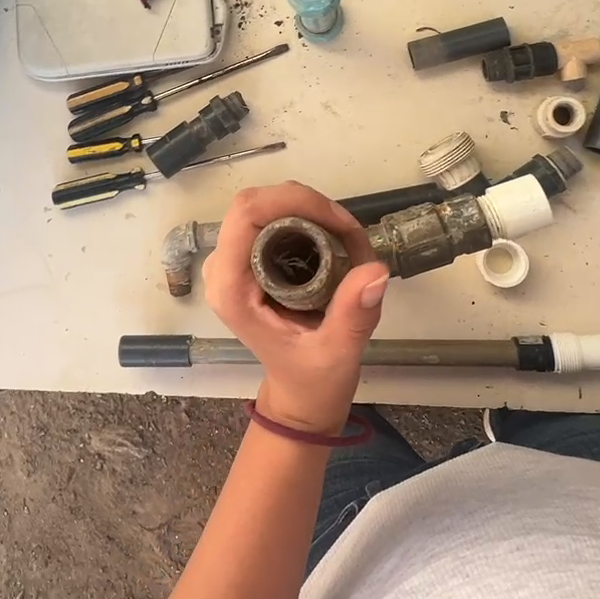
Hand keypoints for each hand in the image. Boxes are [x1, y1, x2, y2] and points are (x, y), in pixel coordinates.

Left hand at [203, 182, 388, 434]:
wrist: (300, 396)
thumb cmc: (313, 380)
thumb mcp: (338, 353)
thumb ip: (352, 314)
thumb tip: (376, 270)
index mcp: (231, 289)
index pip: (246, 215)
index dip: (293, 202)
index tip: (339, 222)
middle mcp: (223, 268)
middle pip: (256, 203)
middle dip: (308, 206)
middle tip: (351, 235)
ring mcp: (233, 261)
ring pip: (267, 206)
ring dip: (311, 212)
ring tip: (349, 242)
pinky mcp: (247, 258)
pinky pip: (273, 219)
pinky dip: (307, 220)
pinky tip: (335, 243)